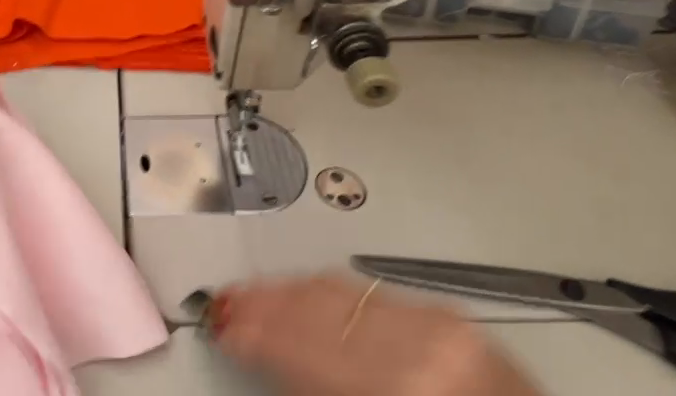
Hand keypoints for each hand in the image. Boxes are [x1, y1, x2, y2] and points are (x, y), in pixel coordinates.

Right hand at [214, 276, 542, 395]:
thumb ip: (313, 387)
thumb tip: (265, 355)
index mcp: (396, 387)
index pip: (303, 345)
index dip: (254, 331)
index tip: (222, 324)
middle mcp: (419, 347)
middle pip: (317, 307)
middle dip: (265, 303)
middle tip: (226, 301)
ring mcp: (440, 325)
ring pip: (340, 290)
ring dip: (291, 290)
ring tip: (254, 291)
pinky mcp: (453, 317)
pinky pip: (372, 292)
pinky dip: (330, 290)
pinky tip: (306, 290)